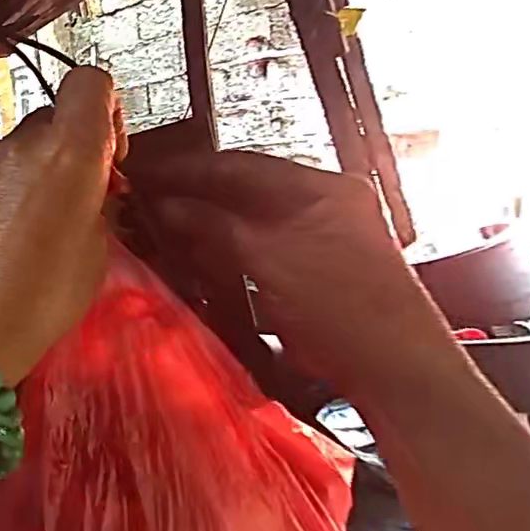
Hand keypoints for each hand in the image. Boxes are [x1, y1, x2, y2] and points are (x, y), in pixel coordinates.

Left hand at [0, 66, 125, 384]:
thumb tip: (97, 184)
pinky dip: (22, 183)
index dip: (109, 108)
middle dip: (79, 142)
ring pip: (28, 143)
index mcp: (66, 150)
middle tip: (92, 191)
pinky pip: (5, 170)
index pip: (89, 82)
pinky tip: (26, 228)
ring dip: (49, 164)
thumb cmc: (44, 293)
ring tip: (59, 216)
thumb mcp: (98, 246)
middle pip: (56, 113)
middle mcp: (21, 146)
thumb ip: (101, 199)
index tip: (114, 154)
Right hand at [139, 151, 450, 391]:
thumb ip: (209, 224)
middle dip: (188, 192)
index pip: (237, 165)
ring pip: (239, 214)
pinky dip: (215, 240)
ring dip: (198, 217)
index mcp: (321, 187)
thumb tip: (164, 206)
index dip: (184, 169)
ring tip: (154, 217)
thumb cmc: (342, 305)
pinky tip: (187, 245)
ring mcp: (310, 232)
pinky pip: (247, 239)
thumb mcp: (265, 256)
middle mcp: (318, 203)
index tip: (144, 172)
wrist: (388, 365)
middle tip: (142, 194)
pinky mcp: (300, 262)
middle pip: (238, 187)